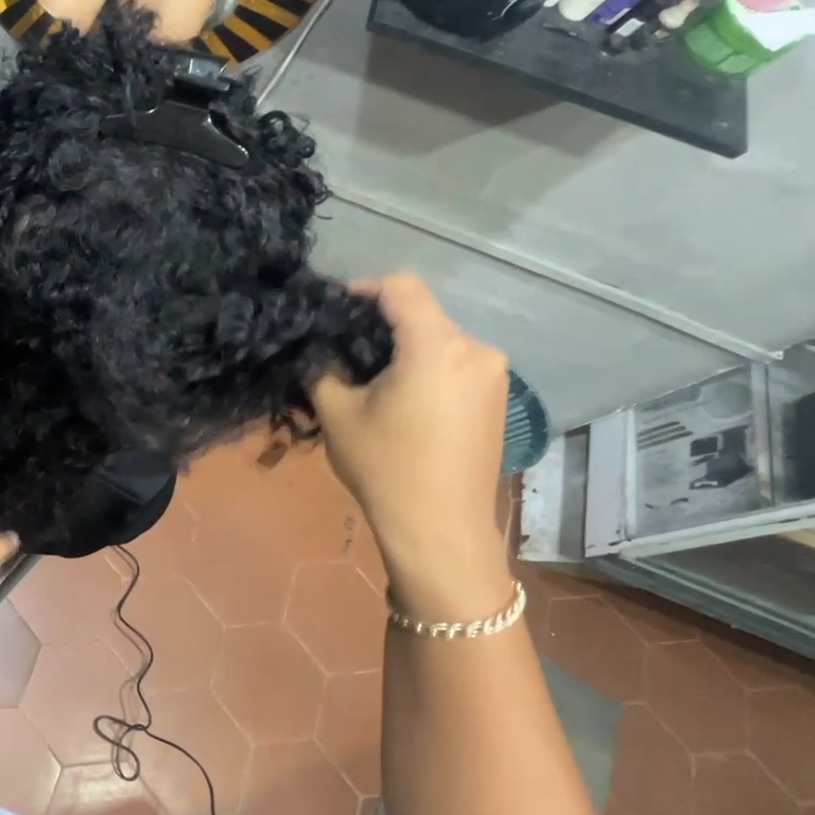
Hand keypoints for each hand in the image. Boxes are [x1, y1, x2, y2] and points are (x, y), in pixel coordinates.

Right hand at [310, 274, 513, 619]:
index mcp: (437, 347)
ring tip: (364, 379)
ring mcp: (493, 374)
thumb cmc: (385, 466)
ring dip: (401, 349)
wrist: (439, 526)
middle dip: (377, 326)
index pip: (401, 288)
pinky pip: (453, 364)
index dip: (361, 288)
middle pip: (421, 316)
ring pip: (437, 341)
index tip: (329, 308)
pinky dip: (422, 368)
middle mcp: (475, 350)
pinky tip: (396, 399)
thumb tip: (316, 348)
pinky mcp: (497, 398)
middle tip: (338, 350)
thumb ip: (323, 368)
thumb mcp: (336, 414)